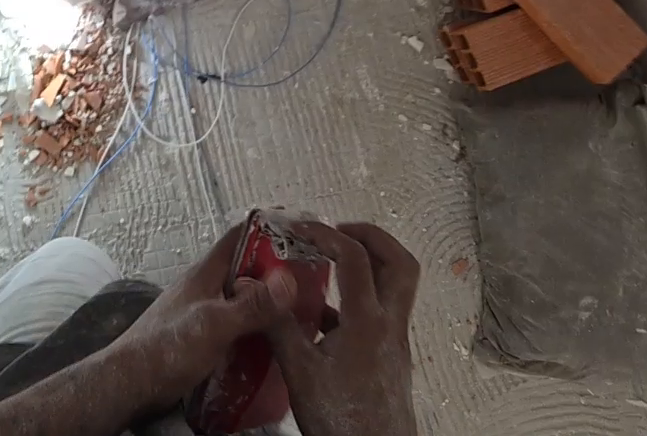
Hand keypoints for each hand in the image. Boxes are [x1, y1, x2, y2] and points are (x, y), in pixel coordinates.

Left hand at [104, 222, 298, 413]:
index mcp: (207, 272)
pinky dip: (257, 329)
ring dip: (269, 304)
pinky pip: (238, 325)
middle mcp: (207, 286)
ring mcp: (204, 311)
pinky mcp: (204, 337)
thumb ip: (250, 306)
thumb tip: (289, 279)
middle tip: (314, 282)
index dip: (268, 228)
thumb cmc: (169, 348)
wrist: (133, 382)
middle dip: (277, 271)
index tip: (300, 229)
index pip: (240, 236)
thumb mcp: (214, 325)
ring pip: (244, 299)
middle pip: (247, 269)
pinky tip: (275, 345)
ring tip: (304, 316)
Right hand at [265, 221, 420, 434]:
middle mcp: (390, 325)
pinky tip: (327, 312)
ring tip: (332, 260)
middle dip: (370, 235)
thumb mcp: (299, 370)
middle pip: (400, 261)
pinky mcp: (391, 357)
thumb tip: (247, 284)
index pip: (354, 257)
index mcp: (368, 321)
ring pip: (398, 285)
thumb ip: (276, 323)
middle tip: (336, 231)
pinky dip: (361, 295)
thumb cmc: (340, 420)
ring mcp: (395, 341)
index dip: (325, 233)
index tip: (298, 229)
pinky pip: (384, 310)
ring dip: (370, 261)